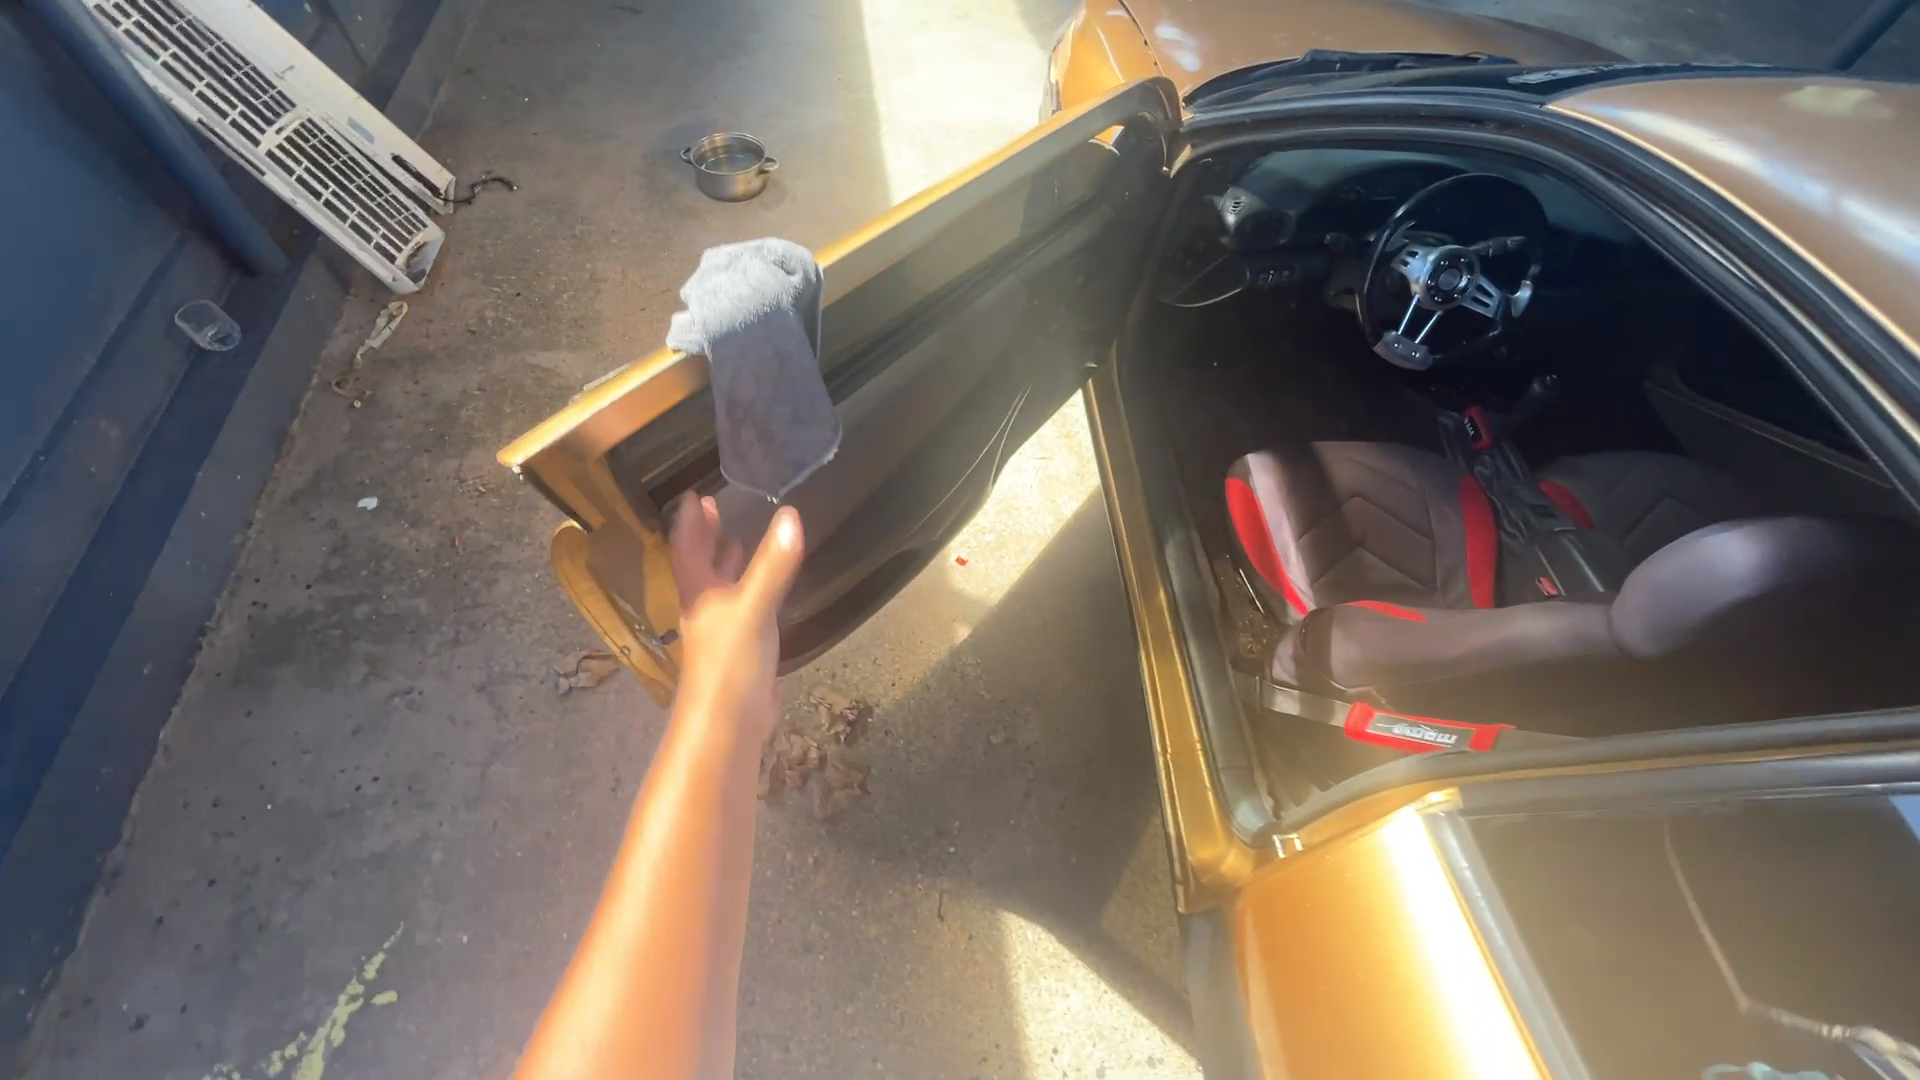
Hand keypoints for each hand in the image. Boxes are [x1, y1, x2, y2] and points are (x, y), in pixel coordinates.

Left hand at [668, 495, 804, 748]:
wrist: (730, 722)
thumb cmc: (730, 661)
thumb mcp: (753, 607)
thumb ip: (772, 564)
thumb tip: (790, 515)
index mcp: (699, 593)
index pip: (688, 548)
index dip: (690, 522)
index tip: (694, 495)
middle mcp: (705, 608)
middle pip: (701, 565)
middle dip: (707, 537)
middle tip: (717, 508)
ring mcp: (722, 630)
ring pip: (721, 587)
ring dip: (727, 563)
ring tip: (739, 538)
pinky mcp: (742, 649)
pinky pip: (744, 608)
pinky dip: (751, 590)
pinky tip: (766, 589)